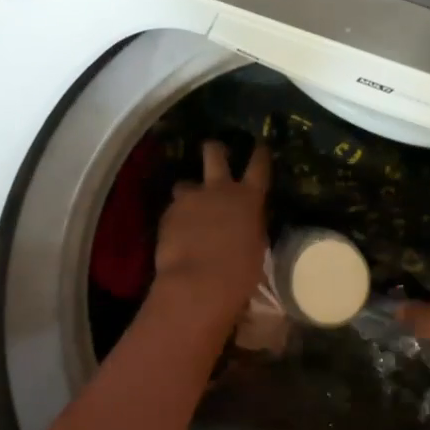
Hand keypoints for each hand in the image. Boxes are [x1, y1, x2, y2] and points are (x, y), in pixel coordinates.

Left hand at [153, 140, 270, 324]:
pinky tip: (177, 234)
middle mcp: (219, 190)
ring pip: (185, 183)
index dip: (260, 153)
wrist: (198, 283)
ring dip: (188, 192)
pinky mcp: (169, 213)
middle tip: (214, 149)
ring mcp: (191, 199)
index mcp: (248, 198)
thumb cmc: (239, 274)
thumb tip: (244, 226)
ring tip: (188, 205)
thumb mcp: (255, 248)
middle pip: (215, 154)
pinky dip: (176, 218)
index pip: (259, 166)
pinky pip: (173, 209)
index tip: (259, 145)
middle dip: (215, 149)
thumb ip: (249, 228)